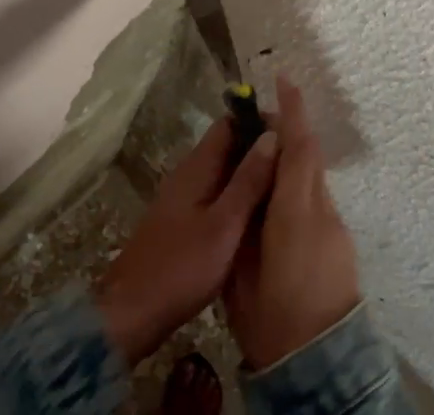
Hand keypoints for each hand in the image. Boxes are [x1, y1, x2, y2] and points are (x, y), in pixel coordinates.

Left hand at [94, 117, 279, 364]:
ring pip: (226, 174)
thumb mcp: (224, 225)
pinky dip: (242, 199)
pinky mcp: (187, 223)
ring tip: (291, 188)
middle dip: (262, 149)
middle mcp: (190, 176)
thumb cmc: (181, 267)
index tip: (292, 134)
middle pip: (229, 147)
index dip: (259, 121)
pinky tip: (264, 217)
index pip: (229, 124)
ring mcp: (186, 200)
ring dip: (254, 175)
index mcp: (197, 168)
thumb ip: (248, 181)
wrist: (133, 312)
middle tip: (299, 164)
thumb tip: (272, 136)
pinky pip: (220, 198)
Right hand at [223, 76, 362, 368]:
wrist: (315, 363)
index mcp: (294, 216)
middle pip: (307, 158)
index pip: (298, 150)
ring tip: (259, 160)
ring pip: (311, 178)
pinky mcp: (341, 242)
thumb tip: (251, 180)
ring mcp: (336, 228)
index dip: (292, 113)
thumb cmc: (270, 316)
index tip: (283, 79)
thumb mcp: (241, 267)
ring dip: (291, 161)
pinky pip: (316, 200)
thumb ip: (248, 218)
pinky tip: (274, 199)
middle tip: (255, 121)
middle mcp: (321, 213)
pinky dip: (297, 187)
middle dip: (286, 132)